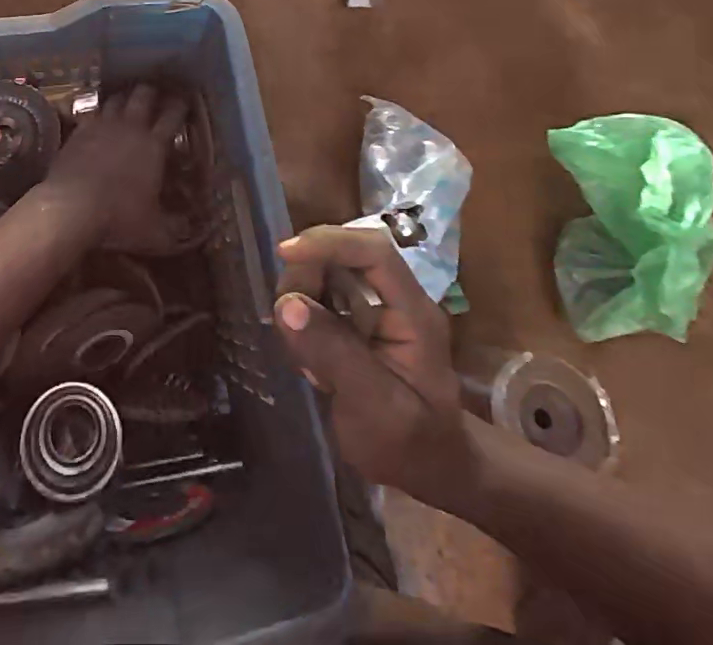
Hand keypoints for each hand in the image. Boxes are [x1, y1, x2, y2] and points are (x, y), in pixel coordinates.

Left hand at [40, 85, 187, 250]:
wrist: (70, 209)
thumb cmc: (118, 218)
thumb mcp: (154, 230)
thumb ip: (174, 225)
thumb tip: (189, 226)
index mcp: (154, 145)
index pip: (173, 115)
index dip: (180, 105)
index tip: (184, 101)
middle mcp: (130, 128)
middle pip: (143, 96)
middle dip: (151, 92)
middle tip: (156, 93)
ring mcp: (100, 127)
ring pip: (115, 99)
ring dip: (124, 97)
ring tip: (127, 100)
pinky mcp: (77, 133)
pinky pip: (90, 113)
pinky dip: (97, 112)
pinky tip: (97, 117)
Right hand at [273, 226, 473, 503]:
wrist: (427, 469)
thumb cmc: (409, 444)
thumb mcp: (374, 407)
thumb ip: (332, 353)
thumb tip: (287, 305)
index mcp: (413, 312)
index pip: (375, 252)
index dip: (330, 243)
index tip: (285, 252)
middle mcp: (395, 300)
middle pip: (344, 256)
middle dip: (307, 276)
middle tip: (288, 322)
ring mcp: (375, 309)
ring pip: (326, 274)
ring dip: (301, 300)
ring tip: (306, 358)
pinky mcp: (356, 322)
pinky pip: (320, 299)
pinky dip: (304, 319)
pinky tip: (311, 362)